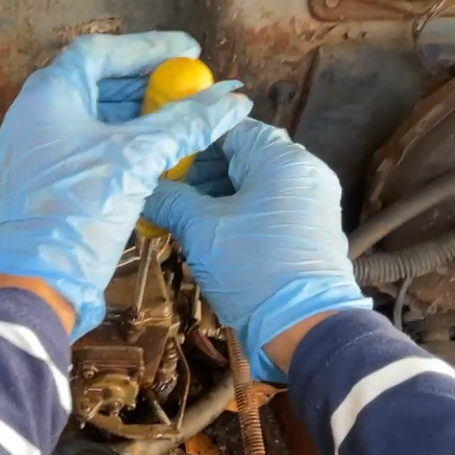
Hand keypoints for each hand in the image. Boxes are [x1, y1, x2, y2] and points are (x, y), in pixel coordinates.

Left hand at [0, 32, 251, 335]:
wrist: (42, 276)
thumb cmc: (82, 208)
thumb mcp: (140, 157)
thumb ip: (186, 123)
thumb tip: (234, 99)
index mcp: (47, 95)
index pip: (99, 51)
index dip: (147, 47)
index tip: (189, 52)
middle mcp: (33, 115)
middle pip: (94, 81)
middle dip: (144, 81)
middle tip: (186, 85)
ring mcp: (34, 147)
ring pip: (90, 115)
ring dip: (135, 113)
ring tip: (177, 116)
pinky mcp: (42, 176)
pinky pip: (83, 144)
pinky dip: (118, 140)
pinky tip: (154, 148)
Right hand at [142, 118, 370, 381]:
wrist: (303, 326)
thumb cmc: (252, 267)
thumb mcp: (201, 230)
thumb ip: (170, 200)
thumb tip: (144, 187)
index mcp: (283, 160)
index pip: (232, 128)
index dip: (193, 138)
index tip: (162, 155)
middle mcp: (304, 172)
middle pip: (243, 155)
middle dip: (201, 170)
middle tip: (166, 188)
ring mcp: (310, 201)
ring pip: (253, 182)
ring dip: (215, 193)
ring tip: (181, 212)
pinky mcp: (307, 228)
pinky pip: (266, 205)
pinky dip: (236, 211)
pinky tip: (206, 230)